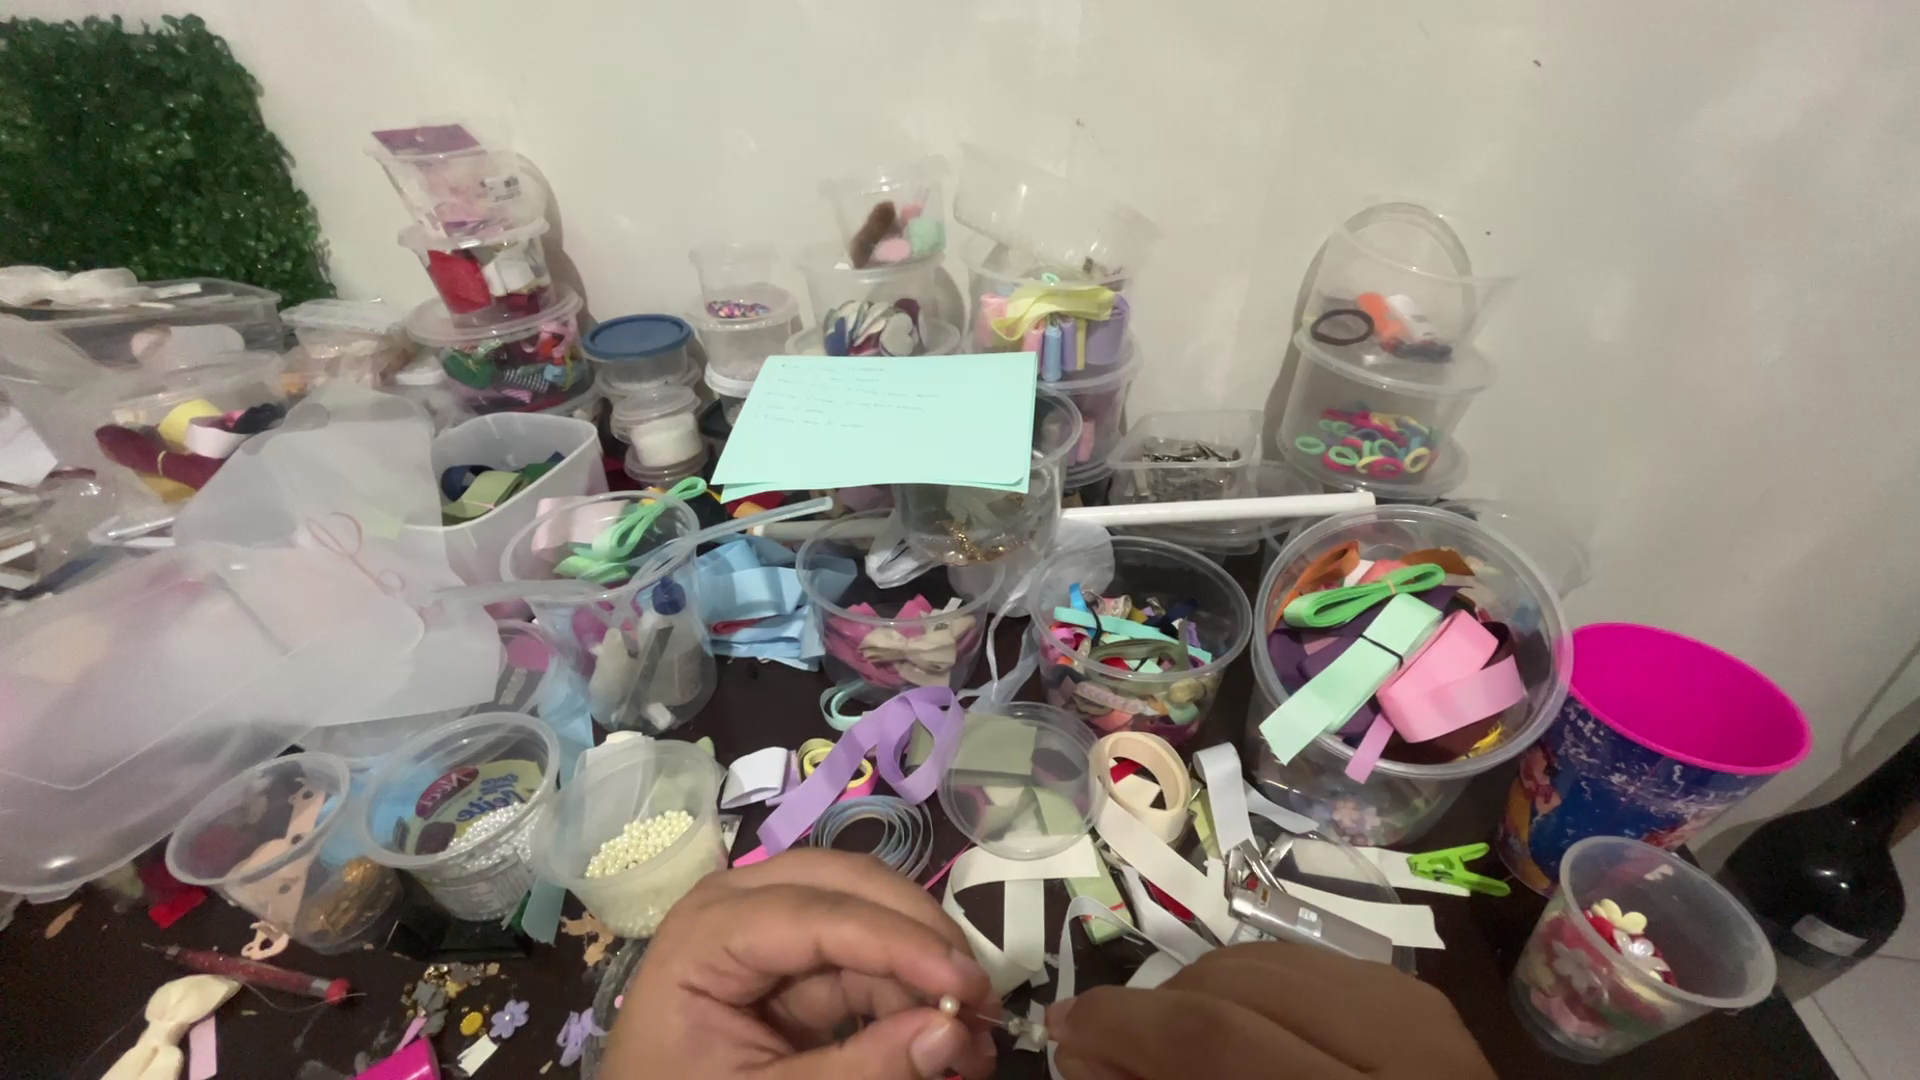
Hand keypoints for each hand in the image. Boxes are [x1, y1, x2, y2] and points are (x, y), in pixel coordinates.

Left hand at [602, 849, 998, 1079]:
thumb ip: (858, 1071)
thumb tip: (954, 1033)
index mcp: (710, 930)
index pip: (817, 915)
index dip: (899, 944)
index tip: (968, 984)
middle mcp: (743, 901)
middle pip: (850, 887)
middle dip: (920, 936)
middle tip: (981, 995)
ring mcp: (769, 921)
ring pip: (867, 911)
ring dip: (924, 965)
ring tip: (975, 1030)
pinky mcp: (792, 951)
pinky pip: (863, 954)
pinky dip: (907, 987)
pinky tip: (942, 1027)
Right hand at [1048, 941, 1494, 1079]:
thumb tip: (1083, 1052)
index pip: (1215, 1040)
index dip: (1123, 1027)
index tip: (1063, 1029)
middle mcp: (1408, 1055)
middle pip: (1232, 987)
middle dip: (1150, 1010)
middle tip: (1101, 1040)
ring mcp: (1421, 1017)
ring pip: (1259, 960)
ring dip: (1194, 994)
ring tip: (1170, 1039)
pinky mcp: (1418, 998)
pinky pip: (1296, 961)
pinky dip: (1245, 987)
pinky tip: (1232, 1026)